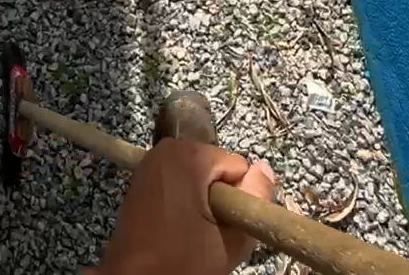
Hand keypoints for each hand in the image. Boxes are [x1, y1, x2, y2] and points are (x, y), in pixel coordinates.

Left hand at [93, 139, 277, 274]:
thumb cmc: (182, 261)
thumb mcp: (231, 239)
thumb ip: (255, 201)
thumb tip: (266, 167)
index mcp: (190, 155)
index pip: (238, 167)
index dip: (240, 199)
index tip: (227, 226)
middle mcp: (169, 147)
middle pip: (217, 167)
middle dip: (221, 198)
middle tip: (212, 232)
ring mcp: (152, 159)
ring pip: (199, 174)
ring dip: (204, 200)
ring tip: (196, 231)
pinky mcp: (142, 175)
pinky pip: (178, 179)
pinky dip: (185, 197)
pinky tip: (179, 225)